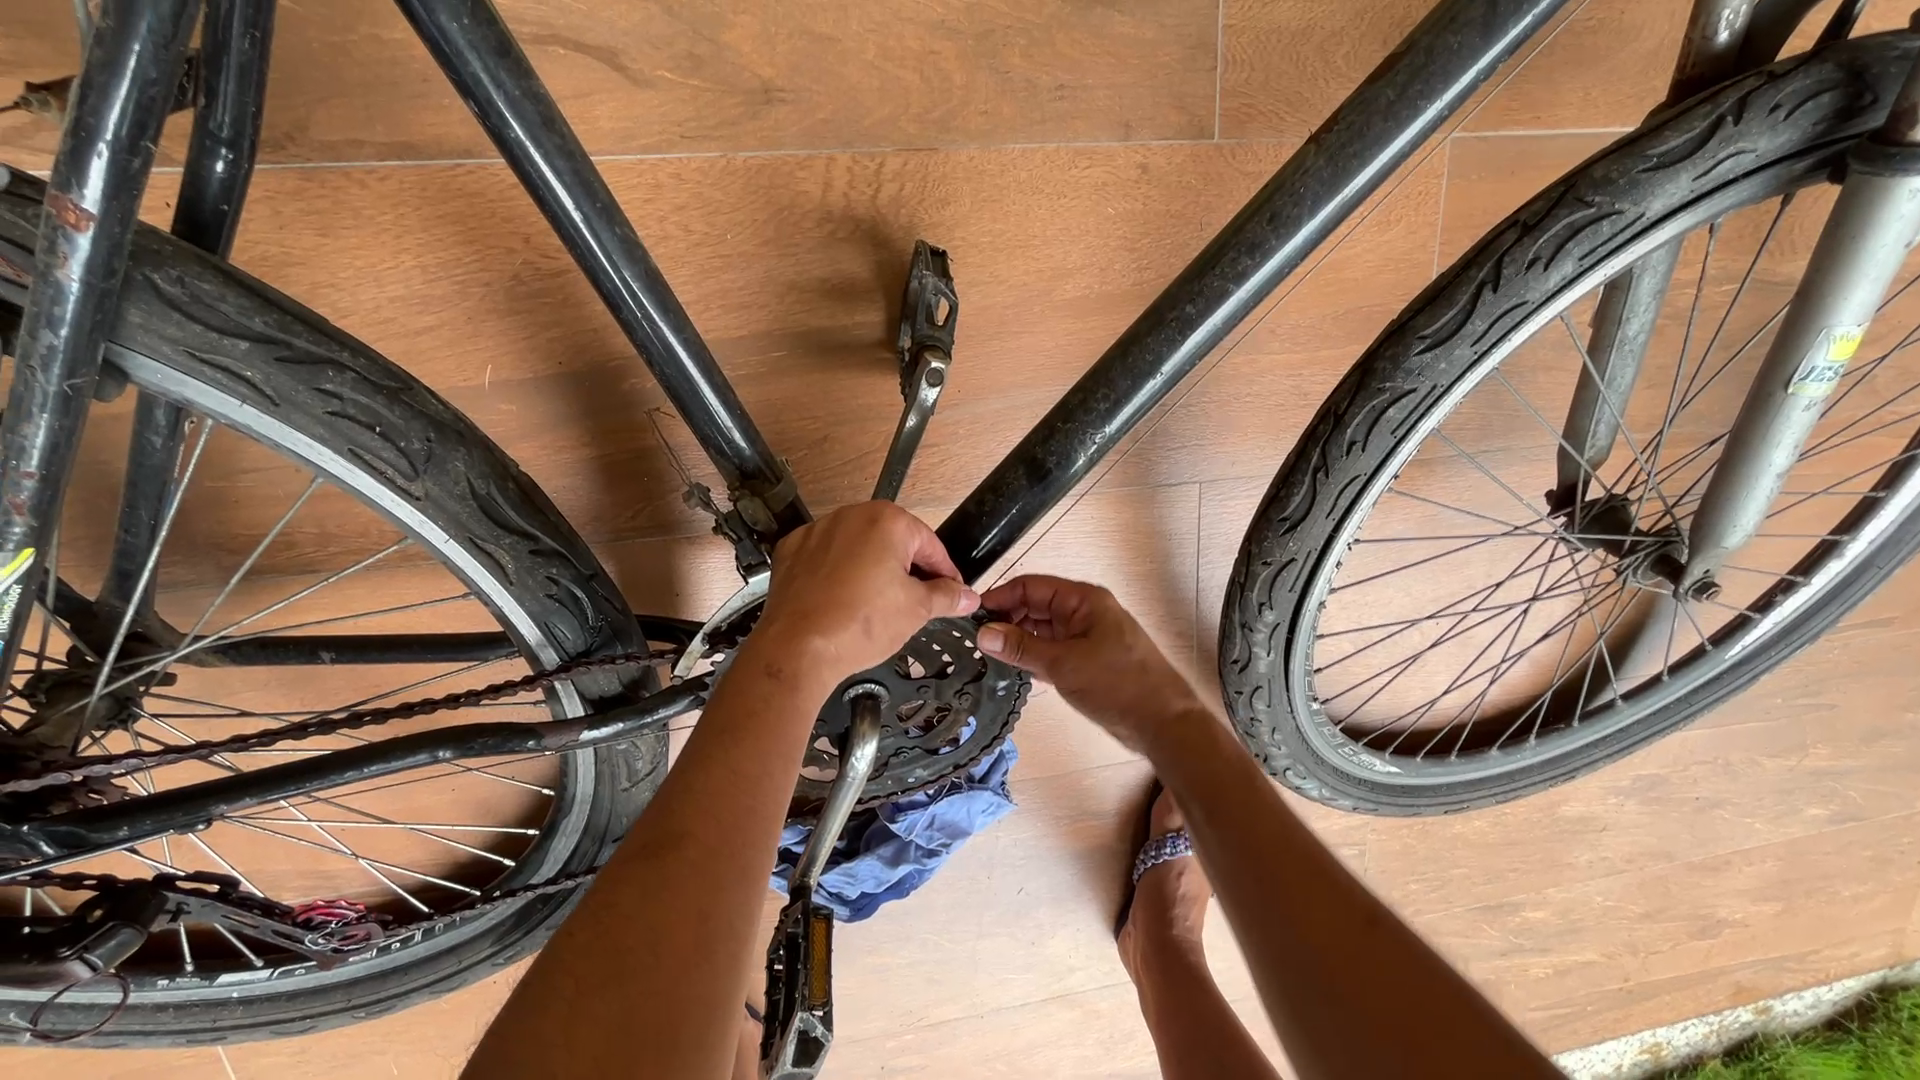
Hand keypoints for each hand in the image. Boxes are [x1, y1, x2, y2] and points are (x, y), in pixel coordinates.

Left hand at [749, 501, 979, 685]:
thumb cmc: (855, 625)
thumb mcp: (916, 610)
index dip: (944, 573)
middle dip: (906, 571)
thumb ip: (946, 596)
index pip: (930, 545)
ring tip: (876, 607)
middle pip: (893, 543)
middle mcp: (850, 517)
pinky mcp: (793, 551)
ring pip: (858, 549)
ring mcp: (818, 532)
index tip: (951, 592)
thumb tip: (965, 596)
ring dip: (871, 572)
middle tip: (915, 604)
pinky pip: (826, 558)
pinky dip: (837, 576)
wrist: (798, 649)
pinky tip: (843, 602)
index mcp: (887, 521)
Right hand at [977, 575, 1208, 755]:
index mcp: (1083, 600)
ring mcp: (1088, 636)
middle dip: (1007, 620)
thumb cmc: (1116, 684)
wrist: (1163, 722)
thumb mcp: (1062, 664)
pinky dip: (1034, 656)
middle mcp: (1085, 612)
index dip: (1001, 597)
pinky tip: (1014, 670)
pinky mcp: (1090, 660)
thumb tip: (982, 632)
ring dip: (1019, 640)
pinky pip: (1054, 649)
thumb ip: (1020, 647)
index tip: (971, 615)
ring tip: (988, 656)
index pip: (1031, 586)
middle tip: (975, 640)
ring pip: (1044, 629)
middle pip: (1036, 606)